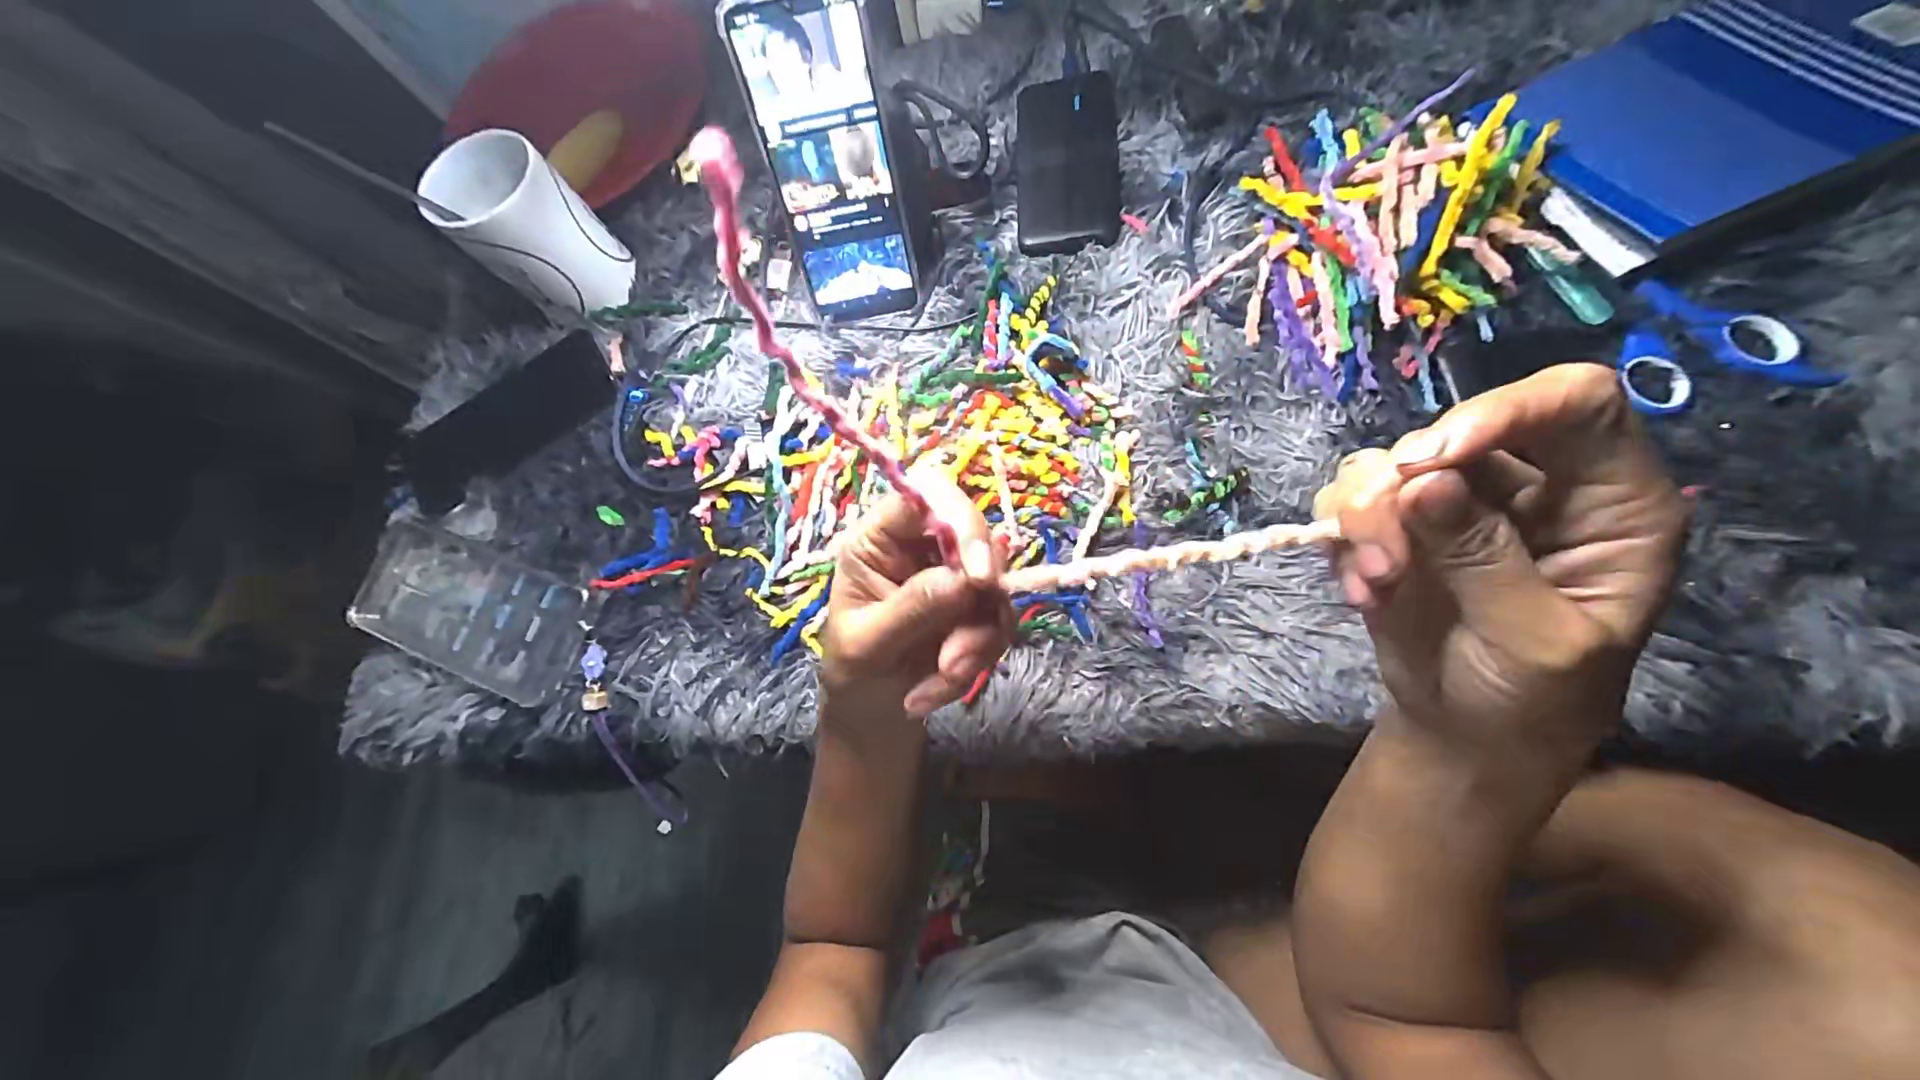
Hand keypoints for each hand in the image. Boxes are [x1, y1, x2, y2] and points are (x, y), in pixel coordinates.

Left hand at [822, 468, 1011, 720]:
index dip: (961, 521)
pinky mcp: (976, 607)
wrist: (869, 715)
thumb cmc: (852, 674)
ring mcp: (953, 576)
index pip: (927, 495)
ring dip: (977, 642)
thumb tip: (963, 578)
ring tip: (940, 681)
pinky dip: (980, 659)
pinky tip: (936, 690)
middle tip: (955, 657)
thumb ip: (912, 608)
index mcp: (879, 539)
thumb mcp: (867, 644)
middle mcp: (921, 548)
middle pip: (975, 537)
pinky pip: (1000, 620)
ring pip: (995, 586)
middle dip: (977, 601)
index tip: (979, 576)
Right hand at [1314, 364, 1689, 747]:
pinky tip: (1362, 590)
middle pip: (1457, 428)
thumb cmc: (1533, 699)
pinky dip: (1340, 538)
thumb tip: (1424, 482)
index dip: (1505, 411)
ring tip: (1375, 580)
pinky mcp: (1394, 524)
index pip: (1575, 403)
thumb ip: (1485, 560)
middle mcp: (1528, 485)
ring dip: (1363, 517)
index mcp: (1607, 501)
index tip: (1430, 461)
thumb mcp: (1535, 641)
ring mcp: (1453, 502)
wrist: (1464, 732)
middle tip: (1383, 552)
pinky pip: (1349, 498)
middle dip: (1404, 484)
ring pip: (1389, 461)